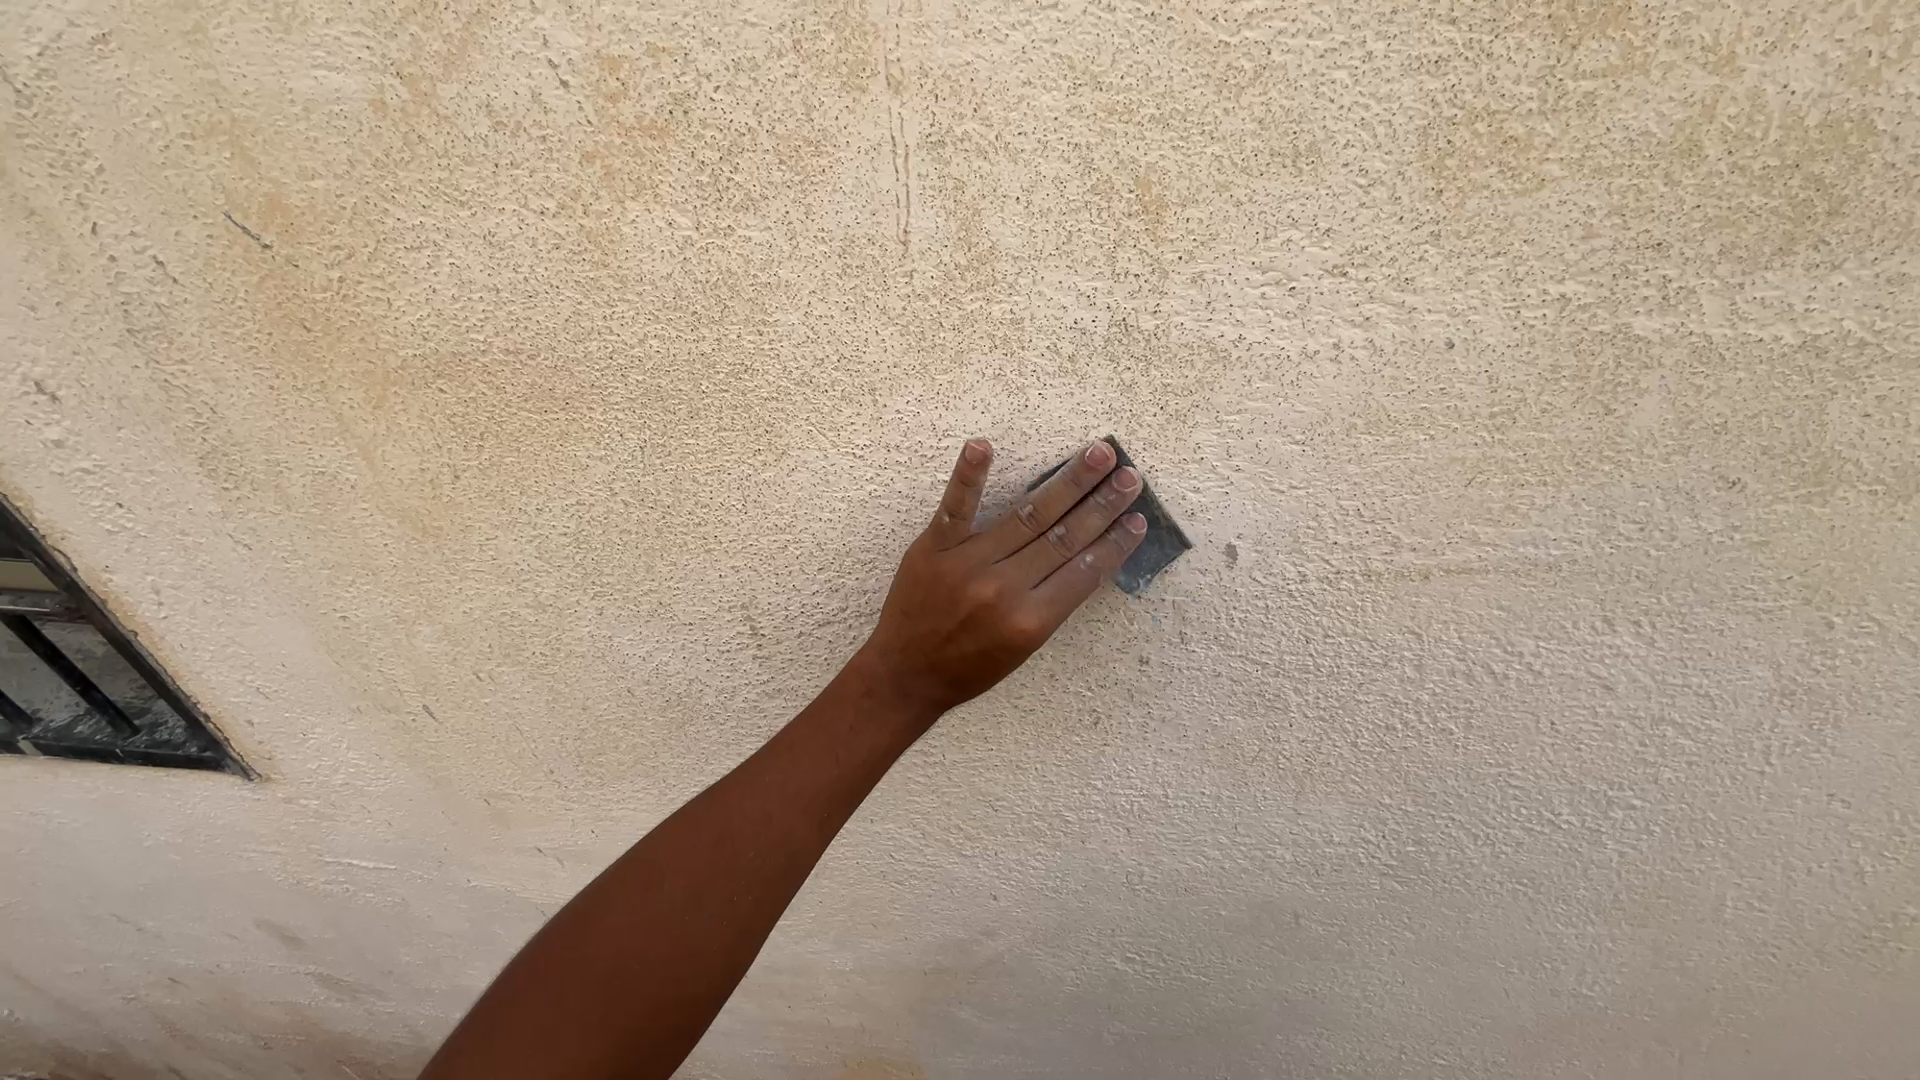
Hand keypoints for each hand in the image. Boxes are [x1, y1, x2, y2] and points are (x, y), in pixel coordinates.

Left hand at [856, 438, 1147, 720]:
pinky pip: (956, 507)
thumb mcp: (1022, 649)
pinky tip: (983, 445)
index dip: (1115, 542)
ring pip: (1027, 515)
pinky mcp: (934, 548)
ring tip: (1096, 454)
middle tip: (1130, 474)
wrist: (905, 675)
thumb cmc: (968, 668)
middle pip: (1063, 536)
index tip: (1138, 518)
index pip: (1084, 571)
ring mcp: (967, 563)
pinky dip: (969, 476)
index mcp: (1030, 621)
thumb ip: (1051, 605)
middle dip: (1102, 504)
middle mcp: (1003, 588)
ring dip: (1066, 483)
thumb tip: (1086, 560)